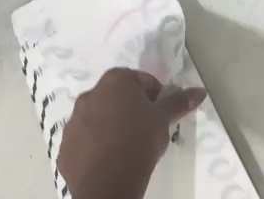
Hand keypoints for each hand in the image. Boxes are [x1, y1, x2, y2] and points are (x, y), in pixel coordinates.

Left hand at [57, 68, 206, 198]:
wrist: (108, 182)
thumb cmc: (139, 139)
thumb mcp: (164, 118)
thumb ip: (179, 101)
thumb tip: (200, 92)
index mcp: (115, 81)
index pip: (140, 80)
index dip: (154, 95)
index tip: (159, 113)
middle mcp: (90, 96)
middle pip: (115, 97)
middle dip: (129, 108)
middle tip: (145, 127)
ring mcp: (72, 124)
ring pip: (97, 119)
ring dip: (110, 126)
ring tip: (126, 146)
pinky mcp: (63, 150)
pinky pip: (83, 142)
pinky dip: (95, 146)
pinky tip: (109, 159)